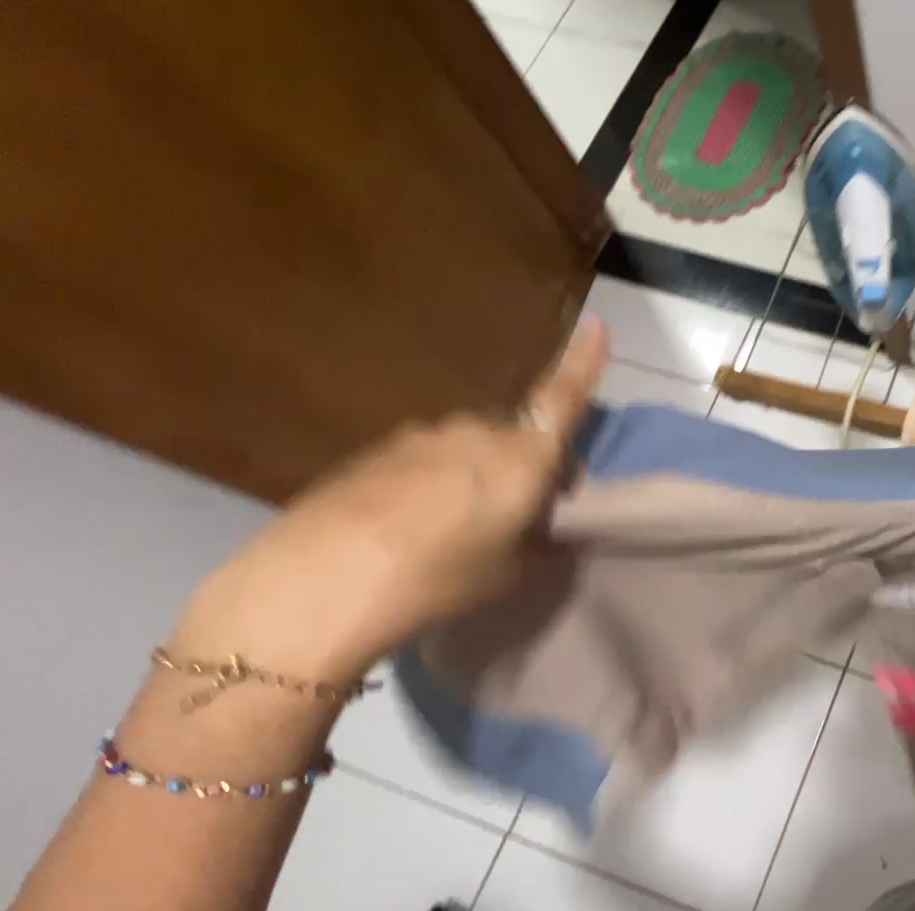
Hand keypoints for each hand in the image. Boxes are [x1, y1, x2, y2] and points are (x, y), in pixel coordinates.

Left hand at [171, 317, 610, 680]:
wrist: (317, 582)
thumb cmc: (438, 577)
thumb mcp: (508, 575)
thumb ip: (535, 546)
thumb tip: (545, 535)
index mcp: (522, 456)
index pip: (563, 398)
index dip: (583, 361)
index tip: (597, 323)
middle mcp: (476, 432)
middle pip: (516, 437)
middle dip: (527, 465)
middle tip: (523, 517)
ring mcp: (419, 438)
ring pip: (469, 451)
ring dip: (478, 478)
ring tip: (461, 533)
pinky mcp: (375, 454)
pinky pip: (426, 463)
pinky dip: (435, 486)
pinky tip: (414, 531)